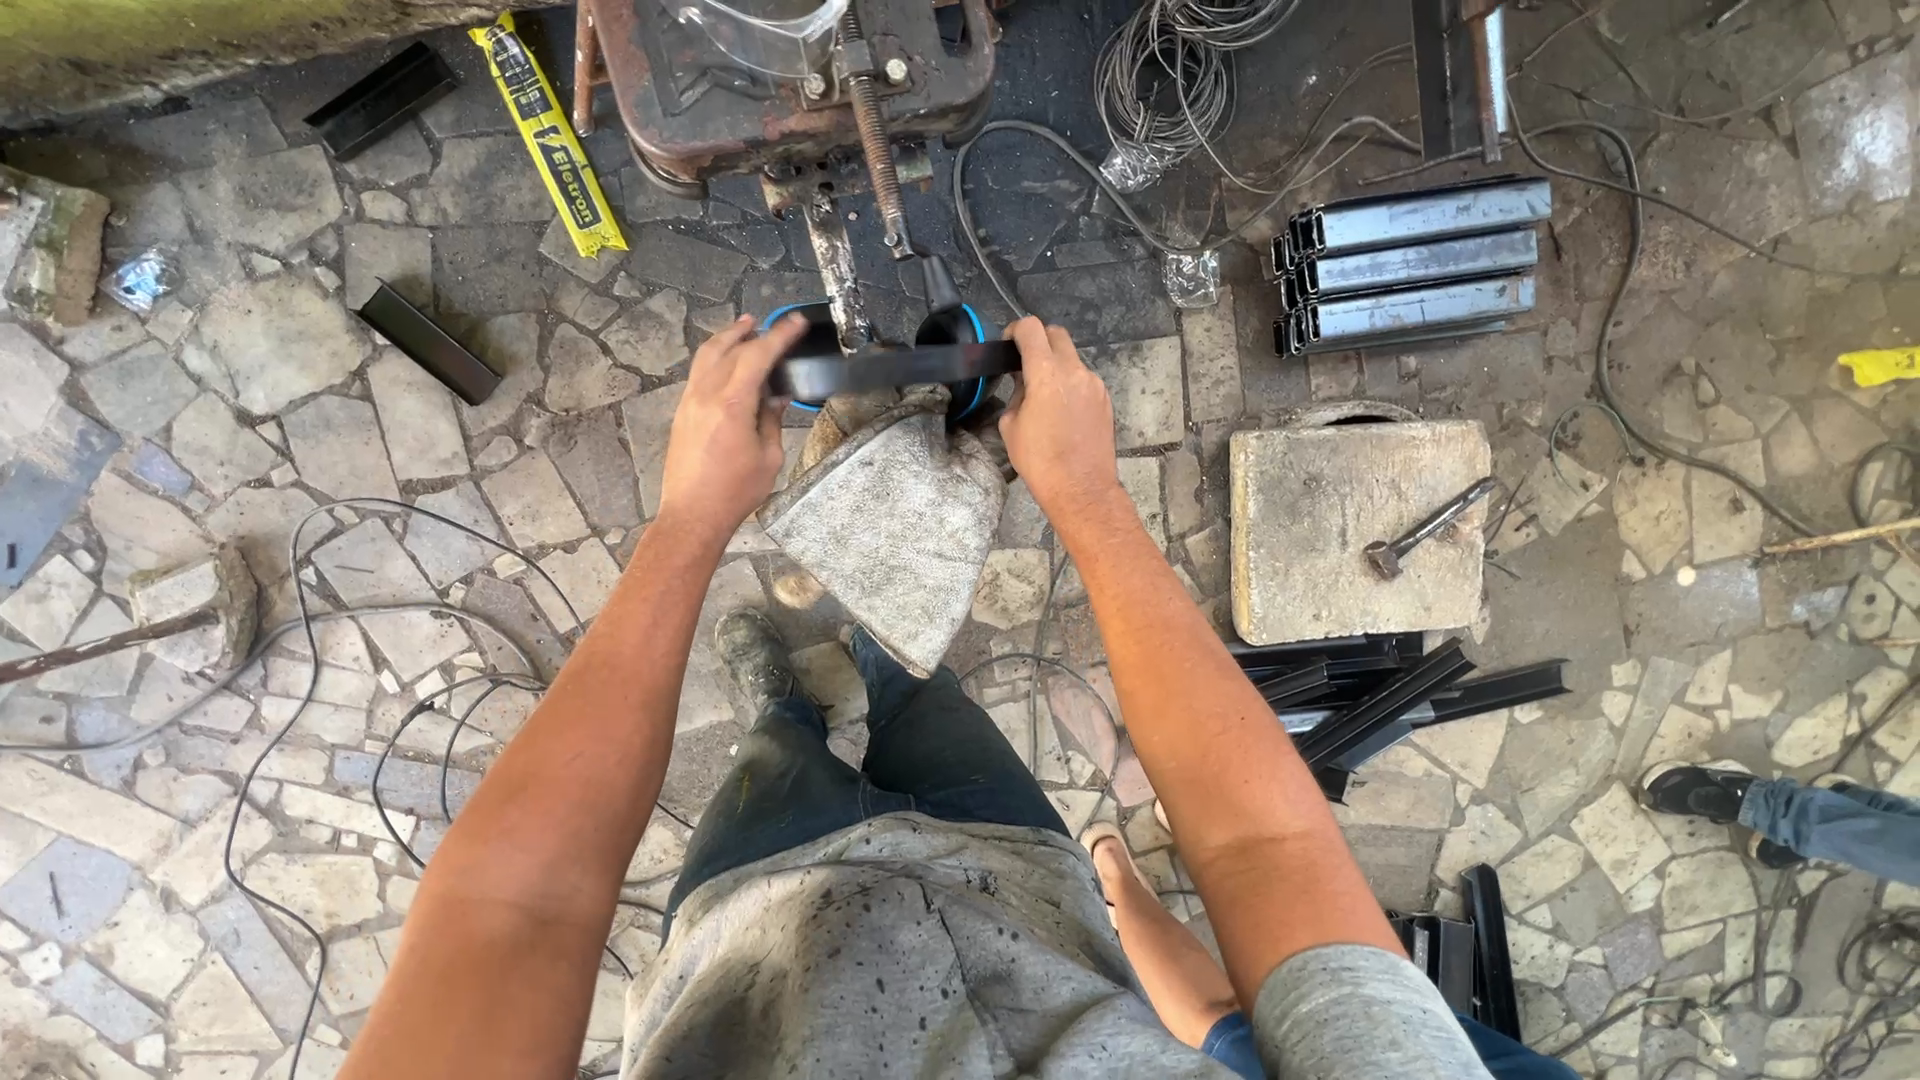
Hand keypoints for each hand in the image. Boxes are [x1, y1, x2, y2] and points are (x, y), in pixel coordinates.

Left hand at [655, 314, 804, 544]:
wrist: (693, 514)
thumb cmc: (735, 491)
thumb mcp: (768, 457)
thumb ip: (771, 420)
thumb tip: (776, 398)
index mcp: (732, 404)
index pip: (757, 356)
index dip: (779, 336)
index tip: (795, 323)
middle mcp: (706, 395)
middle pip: (729, 348)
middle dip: (753, 332)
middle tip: (772, 324)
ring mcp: (689, 401)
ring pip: (706, 355)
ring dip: (727, 338)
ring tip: (744, 328)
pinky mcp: (682, 412)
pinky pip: (699, 373)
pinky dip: (715, 357)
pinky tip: (726, 361)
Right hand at [998, 317, 1121, 520]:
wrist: (1081, 489)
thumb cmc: (1039, 461)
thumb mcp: (1011, 426)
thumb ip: (1017, 395)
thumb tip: (1025, 385)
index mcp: (1047, 374)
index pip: (1031, 329)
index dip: (1016, 330)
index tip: (1009, 344)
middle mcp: (1075, 371)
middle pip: (1057, 335)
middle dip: (1039, 341)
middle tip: (1025, 363)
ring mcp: (1095, 384)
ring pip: (1072, 359)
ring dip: (1056, 366)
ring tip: (1044, 395)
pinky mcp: (1105, 400)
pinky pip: (1084, 381)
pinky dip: (1071, 385)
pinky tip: (1063, 412)